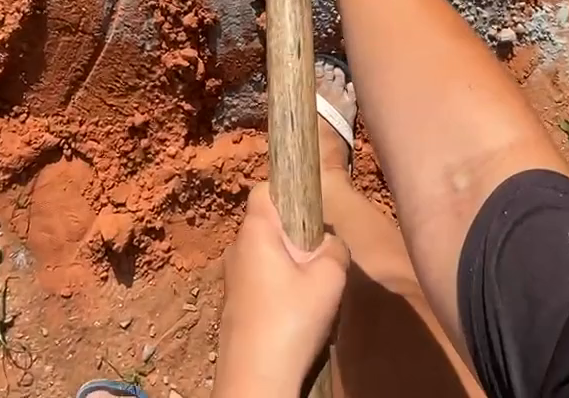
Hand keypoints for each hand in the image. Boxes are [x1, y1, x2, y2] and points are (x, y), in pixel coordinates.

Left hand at [215, 183, 349, 395]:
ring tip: (312, 289)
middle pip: (269, 225)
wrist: (256, 383)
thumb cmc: (290, 322)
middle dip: (296, 234)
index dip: (288, 191)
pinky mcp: (235, 305)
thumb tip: (330, 244)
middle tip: (320, 255)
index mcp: (255, 232)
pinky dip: (280, 288)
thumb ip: (335, 248)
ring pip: (267, 255)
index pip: (265, 190)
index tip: (312, 208)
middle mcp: (237, 249)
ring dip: (290, 265)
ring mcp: (233, 279)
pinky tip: (298, 313)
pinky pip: (262, 281)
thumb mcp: (330, 278)